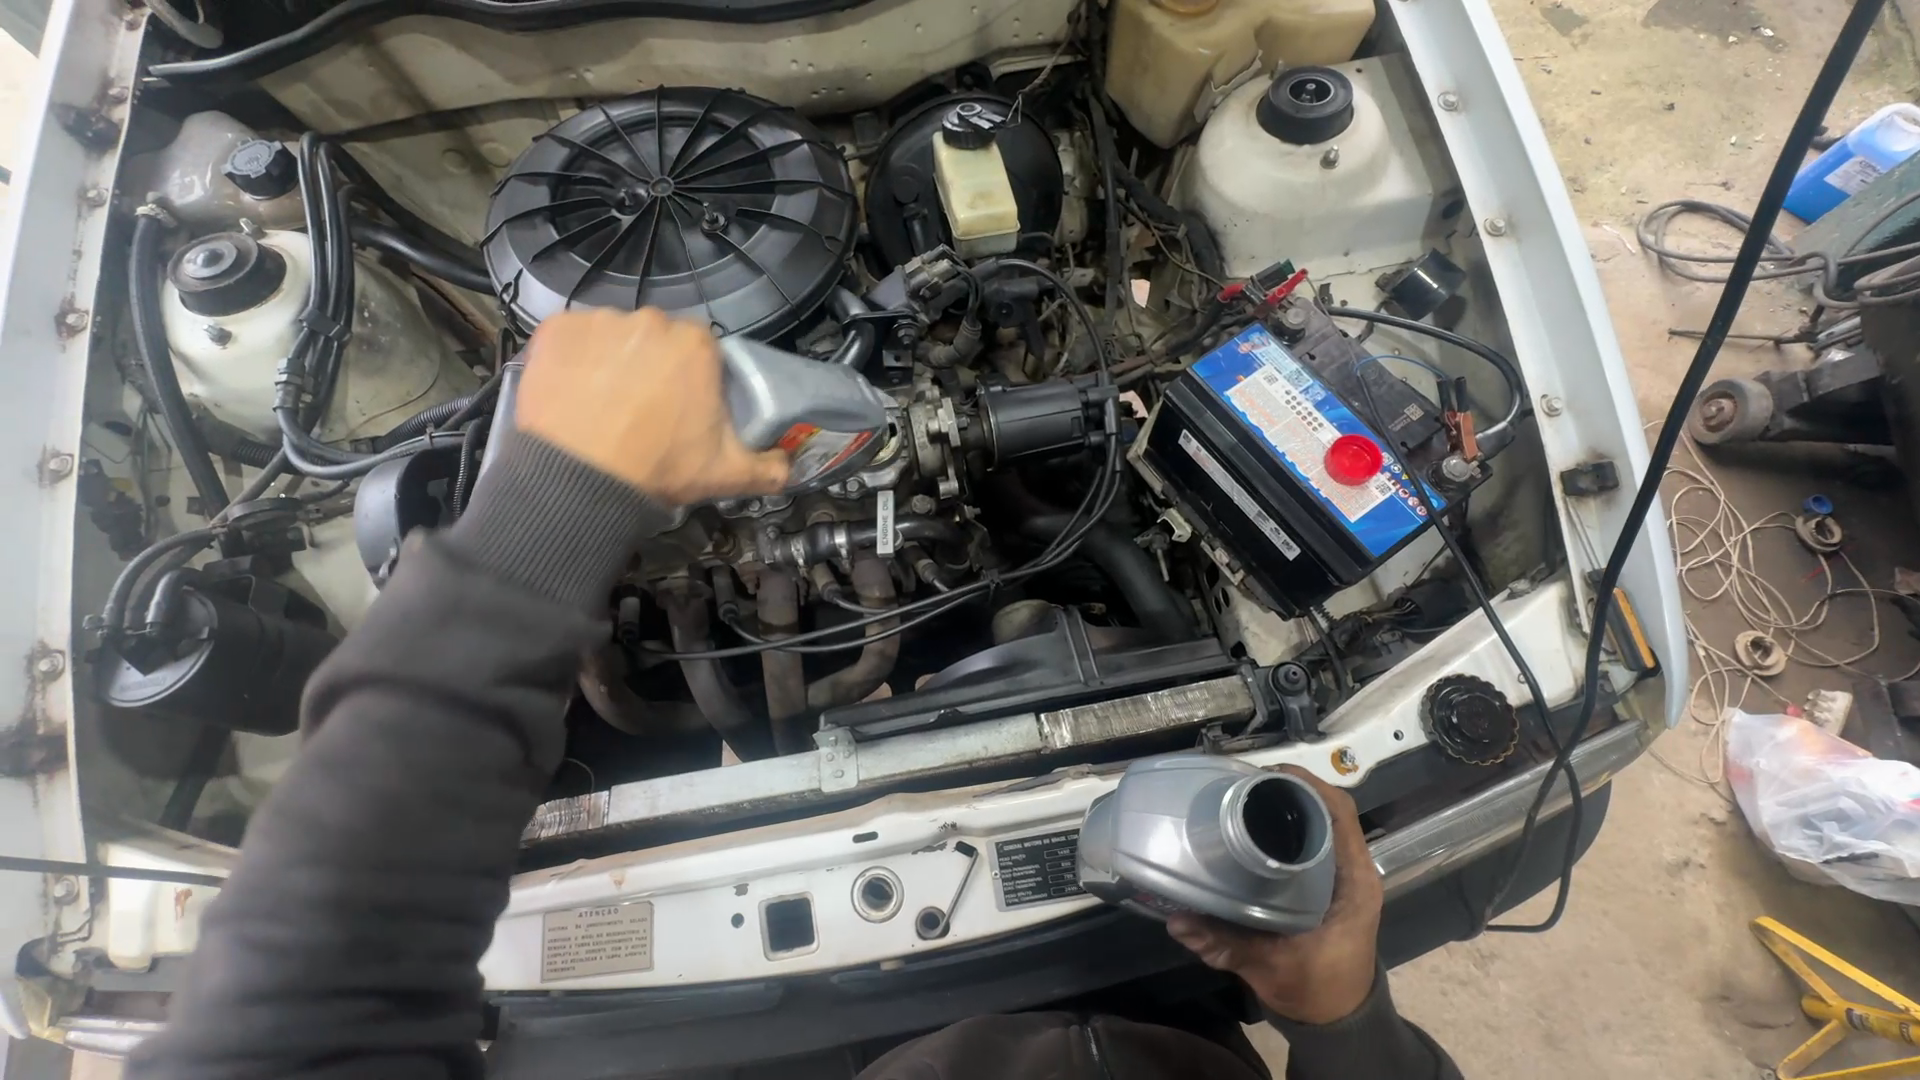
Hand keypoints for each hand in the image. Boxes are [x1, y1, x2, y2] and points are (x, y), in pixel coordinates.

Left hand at [515, 308, 790, 503]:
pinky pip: (574, 338)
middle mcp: (650, 320)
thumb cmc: (661, 468)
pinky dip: (577, 359)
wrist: (579, 481)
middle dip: (655, 367)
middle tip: (646, 410)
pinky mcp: (556, 329)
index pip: (703, 351)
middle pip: (658, 339)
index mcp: (697, 344)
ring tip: (607, 404)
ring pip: (616, 336)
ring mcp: (599, 320)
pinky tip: (578, 393)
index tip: (684, 407)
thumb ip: (771, 468)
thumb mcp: (729, 475)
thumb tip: (789, 466)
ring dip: (616, 361)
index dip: (694, 379)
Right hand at [1167, 766, 1382, 1025]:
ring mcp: (1338, 875)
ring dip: (1282, 805)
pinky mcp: (1323, 883)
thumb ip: (1225, 944)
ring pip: (1315, 822)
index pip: (1339, 813)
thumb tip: (1177, 921)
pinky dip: (1281, 826)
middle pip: (1324, 809)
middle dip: (1284, 789)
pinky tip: (1244, 828)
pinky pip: (1307, 840)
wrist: (1336, 1020)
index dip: (1307, 784)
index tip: (1264, 775)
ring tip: (1236, 797)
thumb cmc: (1317, 990)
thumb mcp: (1271, 967)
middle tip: (1238, 785)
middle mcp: (1349, 870)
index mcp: (1352, 881)